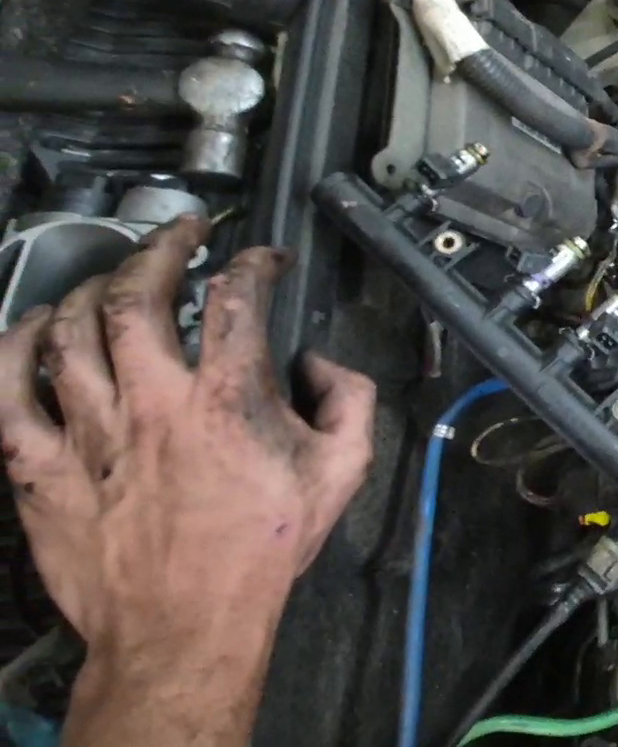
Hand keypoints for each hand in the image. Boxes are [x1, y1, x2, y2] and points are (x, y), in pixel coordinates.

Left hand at [0, 216, 375, 660]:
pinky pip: (5, 394)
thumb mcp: (347, 463)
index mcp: (233, 397)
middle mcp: (155, 400)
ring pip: (65, 334)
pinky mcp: (41, 468)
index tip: (265, 257)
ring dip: (88, 290)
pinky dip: (13, 350)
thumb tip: (314, 363)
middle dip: (158, 249)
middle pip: (134, 298)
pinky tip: (31, 330)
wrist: (188, 619)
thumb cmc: (271, 538)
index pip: (237, 300)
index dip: (253, 263)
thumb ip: (348, 397)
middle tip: (180, 232)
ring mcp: (89, 432)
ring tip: (112, 276)